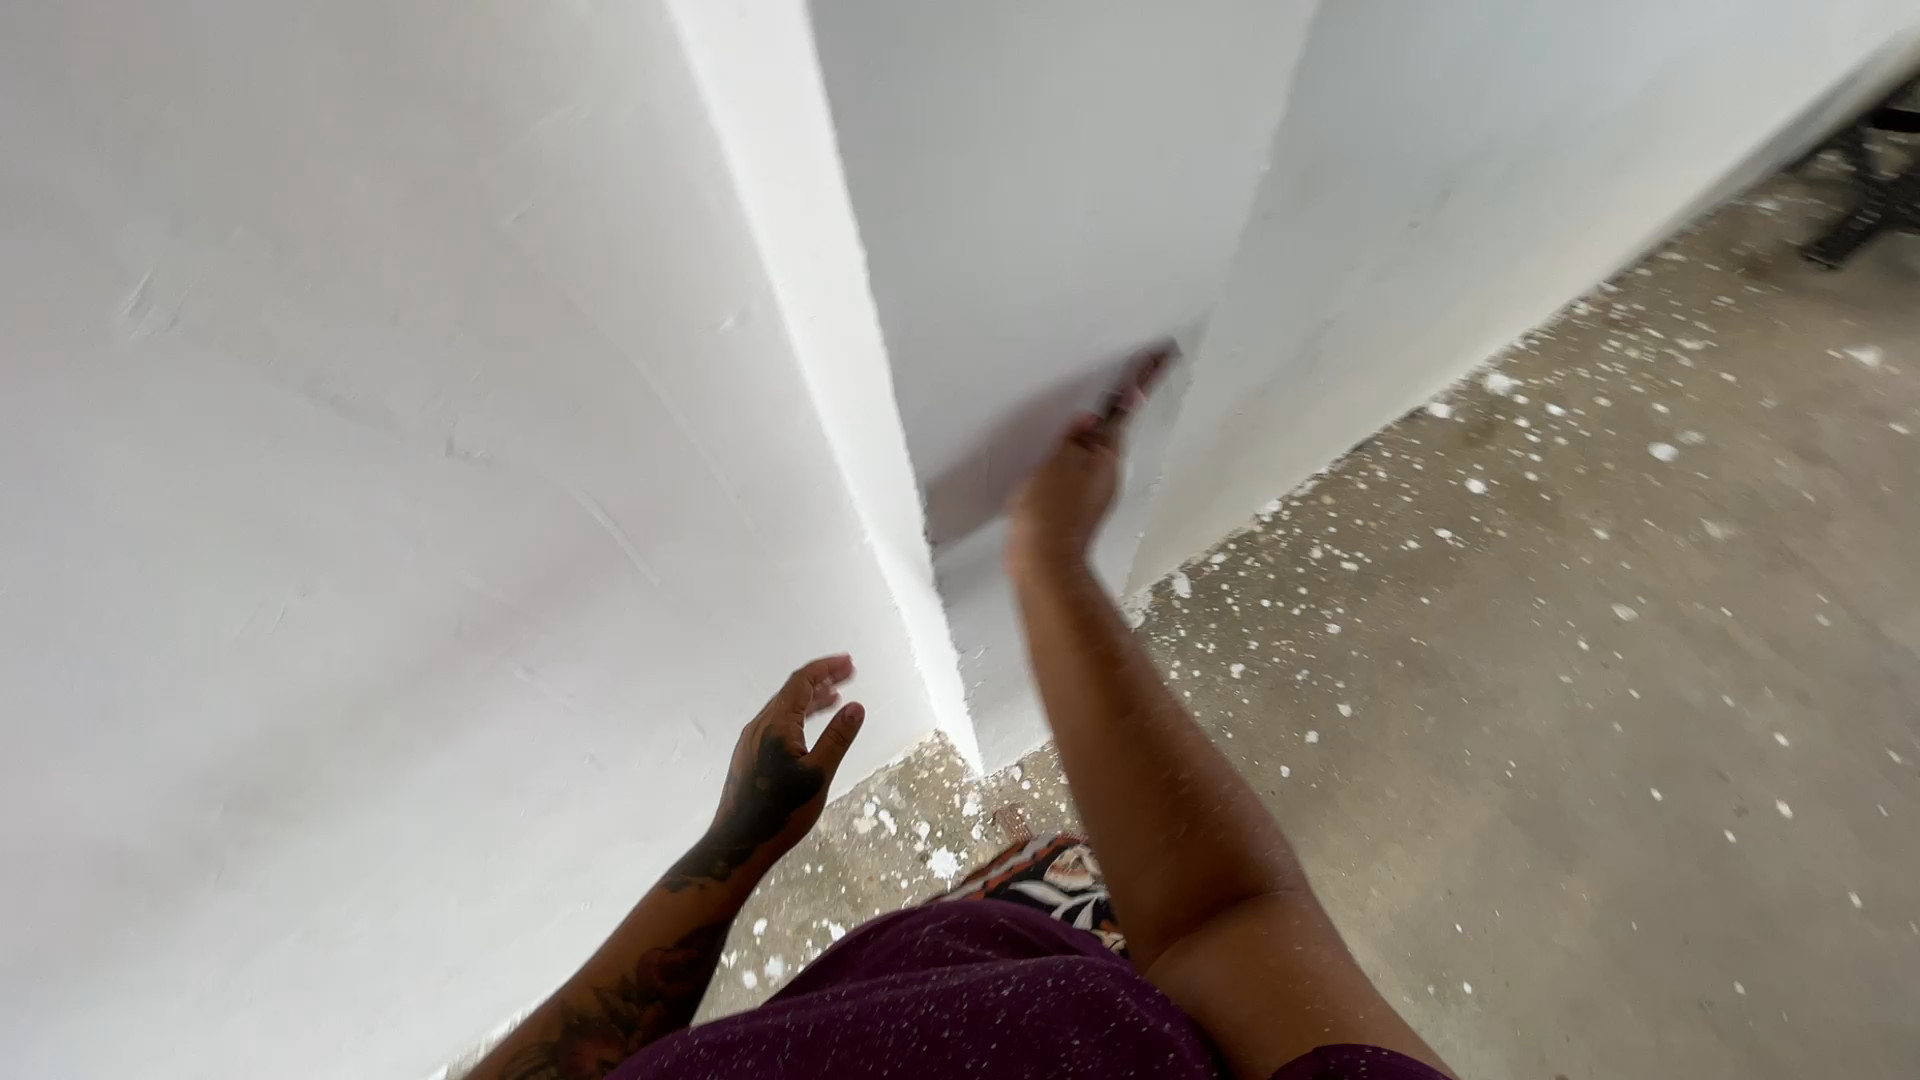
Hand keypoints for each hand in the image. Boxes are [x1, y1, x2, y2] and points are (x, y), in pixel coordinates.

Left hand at [663, 656, 864, 889]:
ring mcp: (752, 741)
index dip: (827, 668)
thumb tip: (856, 706)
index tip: (849, 663)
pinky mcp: (750, 755)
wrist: (738, 845)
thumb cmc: (781, 813)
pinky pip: (779, 723)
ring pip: (785, 708)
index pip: (802, 682)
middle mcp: (760, 726)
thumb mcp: (818, 775)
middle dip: (822, 679)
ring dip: (812, 698)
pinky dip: (800, 715)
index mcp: (776, 724)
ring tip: (837, 696)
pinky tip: (812, 727)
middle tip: (849, 673)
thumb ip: (837, 738)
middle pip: (793, 691)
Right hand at [1006, 343, 1174, 574]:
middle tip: (1119, 382)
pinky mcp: (1073, 511)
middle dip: (1106, 416)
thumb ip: (1074, 438)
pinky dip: (1066, 464)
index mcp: (1105, 458)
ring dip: (1083, 441)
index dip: (1136, 388)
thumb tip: (1090, 418)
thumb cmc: (1050, 508)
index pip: (1120, 415)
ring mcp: (1091, 496)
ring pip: (1089, 458)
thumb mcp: (1059, 462)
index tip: (1157, 360)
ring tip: (1075, 421)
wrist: (1042, 559)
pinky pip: (1073, 477)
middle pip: (1107, 438)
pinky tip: (1051, 463)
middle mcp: (1105, 476)